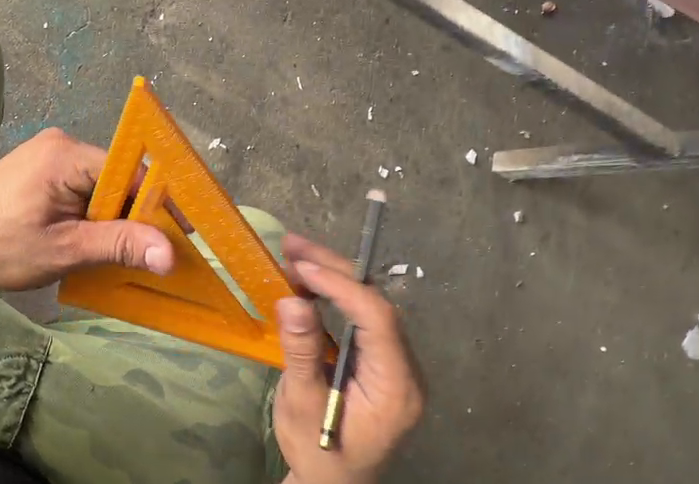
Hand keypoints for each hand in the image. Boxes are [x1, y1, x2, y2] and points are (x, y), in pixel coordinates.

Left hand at [0, 128, 175, 291]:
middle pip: (119, 175)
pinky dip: (96, 211)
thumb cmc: (1, 246)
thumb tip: (170, 253)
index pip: (130, 170)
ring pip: (103, 182)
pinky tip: (103, 239)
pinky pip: (84, 185)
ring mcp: (50, 153)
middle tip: (161, 251)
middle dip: (138, 212)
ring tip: (135, 251)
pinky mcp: (43, 169)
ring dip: (116, 215)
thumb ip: (117, 244)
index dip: (157, 202)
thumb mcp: (64, 250)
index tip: (183, 235)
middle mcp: (62, 143)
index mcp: (66, 154)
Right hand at [272, 234, 423, 483]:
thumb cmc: (318, 451)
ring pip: (369, 306)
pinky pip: (362, 318)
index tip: (302, 267)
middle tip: (292, 247)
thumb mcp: (304, 404)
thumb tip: (293, 299)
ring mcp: (395, 366)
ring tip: (292, 257)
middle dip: (334, 270)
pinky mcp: (380, 363)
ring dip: (332, 277)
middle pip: (376, 305)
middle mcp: (405, 371)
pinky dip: (333, 295)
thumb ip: (302, 352)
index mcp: (396, 387)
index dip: (341, 285)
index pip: (378, 319)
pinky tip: (306, 283)